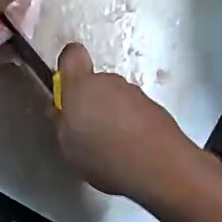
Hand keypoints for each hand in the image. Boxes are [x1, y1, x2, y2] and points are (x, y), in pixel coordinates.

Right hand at [55, 43, 210, 202]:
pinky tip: (132, 150)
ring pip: (117, 98)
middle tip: (89, 132)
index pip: (72, 55)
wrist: (158, 165)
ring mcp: (136, 93)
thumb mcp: (68, 146)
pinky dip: (132, 125)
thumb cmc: (103, 155)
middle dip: (92, 102)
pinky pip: (136, 112)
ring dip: (113, 115)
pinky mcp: (156, 108)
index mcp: (81, 86)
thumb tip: (64, 112)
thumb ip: (63, 123)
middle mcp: (110, 82)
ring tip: (112, 146)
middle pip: (96, 82)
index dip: (68, 67)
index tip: (67, 88)